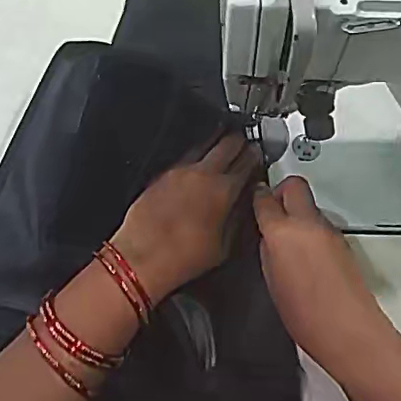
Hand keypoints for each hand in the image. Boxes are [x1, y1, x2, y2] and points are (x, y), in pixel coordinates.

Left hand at [111, 132, 260, 301]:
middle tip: (244, 143)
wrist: (143, 257)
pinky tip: (197, 164)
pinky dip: (196, 156)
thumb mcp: (223, 246)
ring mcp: (180, 172)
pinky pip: (184, 158)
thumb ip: (237, 218)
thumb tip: (242, 206)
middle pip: (226, 145)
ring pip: (203, 146)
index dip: (255, 158)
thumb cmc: (181, 257)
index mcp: (222, 190)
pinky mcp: (162, 175)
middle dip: (238, 143)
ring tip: (223, 144)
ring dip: (216, 144)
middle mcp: (202, 175)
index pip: (246, 163)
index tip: (257, 156)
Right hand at [253, 177, 400, 376]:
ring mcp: (330, 232)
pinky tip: (308, 256)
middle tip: (274, 206)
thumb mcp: (272, 283)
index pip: (265, 198)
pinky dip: (313, 232)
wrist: (351, 334)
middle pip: (294, 185)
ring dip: (299, 214)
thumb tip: (268, 240)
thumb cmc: (311, 319)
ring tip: (291, 241)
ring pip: (310, 205)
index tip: (256, 199)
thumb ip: (268, 252)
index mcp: (282, 232)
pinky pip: (323, 225)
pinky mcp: (344, 243)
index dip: (258, 197)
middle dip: (282, 191)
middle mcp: (308, 225)